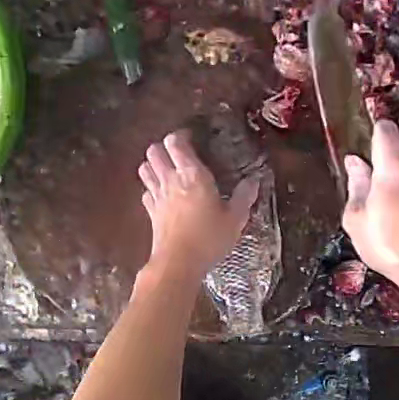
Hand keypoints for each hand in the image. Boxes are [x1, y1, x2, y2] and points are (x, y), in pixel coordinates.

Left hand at [138, 130, 261, 285]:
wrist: (179, 263)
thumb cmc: (210, 238)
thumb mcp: (235, 219)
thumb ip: (244, 197)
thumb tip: (254, 180)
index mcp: (193, 175)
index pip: (176, 142)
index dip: (181, 136)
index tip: (192, 138)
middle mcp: (171, 180)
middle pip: (154, 150)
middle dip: (163, 148)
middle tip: (178, 154)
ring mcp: (157, 196)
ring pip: (144, 168)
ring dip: (153, 164)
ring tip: (167, 170)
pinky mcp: (150, 212)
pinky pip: (145, 191)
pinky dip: (151, 188)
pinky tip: (161, 195)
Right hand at [342, 119, 398, 307]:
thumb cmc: (389, 245)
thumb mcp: (357, 219)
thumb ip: (356, 186)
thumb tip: (354, 163)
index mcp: (394, 167)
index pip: (385, 131)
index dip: (373, 134)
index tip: (364, 149)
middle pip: (397, 157)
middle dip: (382, 172)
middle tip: (369, 199)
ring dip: (397, 189)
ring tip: (385, 218)